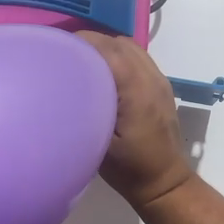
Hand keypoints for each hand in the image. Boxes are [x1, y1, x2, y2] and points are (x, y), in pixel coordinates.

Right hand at [75, 31, 193, 209]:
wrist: (165, 181)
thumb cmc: (129, 168)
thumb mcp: (98, 145)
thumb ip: (84, 112)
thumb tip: (60, 92)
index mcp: (136, 90)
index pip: (110, 50)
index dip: (83, 42)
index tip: (59, 47)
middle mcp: (151, 78)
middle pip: (120, 44)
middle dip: (92, 42)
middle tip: (65, 53)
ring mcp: (159, 80)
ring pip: (131, 48)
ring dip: (107, 47)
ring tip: (81, 59)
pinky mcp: (161, 85)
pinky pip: (139, 58)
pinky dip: (119, 56)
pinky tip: (102, 71)